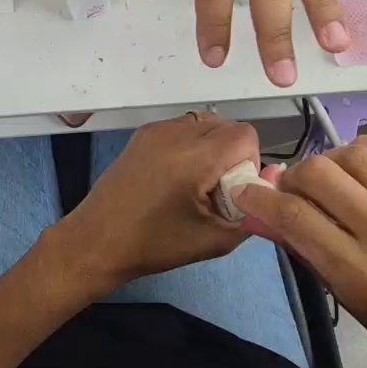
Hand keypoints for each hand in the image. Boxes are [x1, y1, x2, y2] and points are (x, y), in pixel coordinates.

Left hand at [51, 114, 257, 286]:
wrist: (98, 240)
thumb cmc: (155, 245)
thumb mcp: (214, 240)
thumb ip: (251, 213)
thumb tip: (268, 187)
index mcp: (193, 157)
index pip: (245, 135)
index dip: (250, 161)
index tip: (235, 189)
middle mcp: (174, 133)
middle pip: (226, 125)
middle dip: (233, 154)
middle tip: (218, 189)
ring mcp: (155, 130)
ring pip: (204, 122)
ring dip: (212, 146)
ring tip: (197, 182)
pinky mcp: (141, 134)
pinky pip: (181, 126)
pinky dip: (191, 144)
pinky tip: (177, 176)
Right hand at [234, 137, 366, 367]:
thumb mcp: (362, 316)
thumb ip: (315, 262)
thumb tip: (270, 223)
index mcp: (365, 279)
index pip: (294, 218)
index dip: (259, 199)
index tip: (243, 192)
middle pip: (318, 175)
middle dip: (290, 178)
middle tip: (289, 193)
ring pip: (353, 155)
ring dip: (327, 162)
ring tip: (328, 181)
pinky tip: (359, 167)